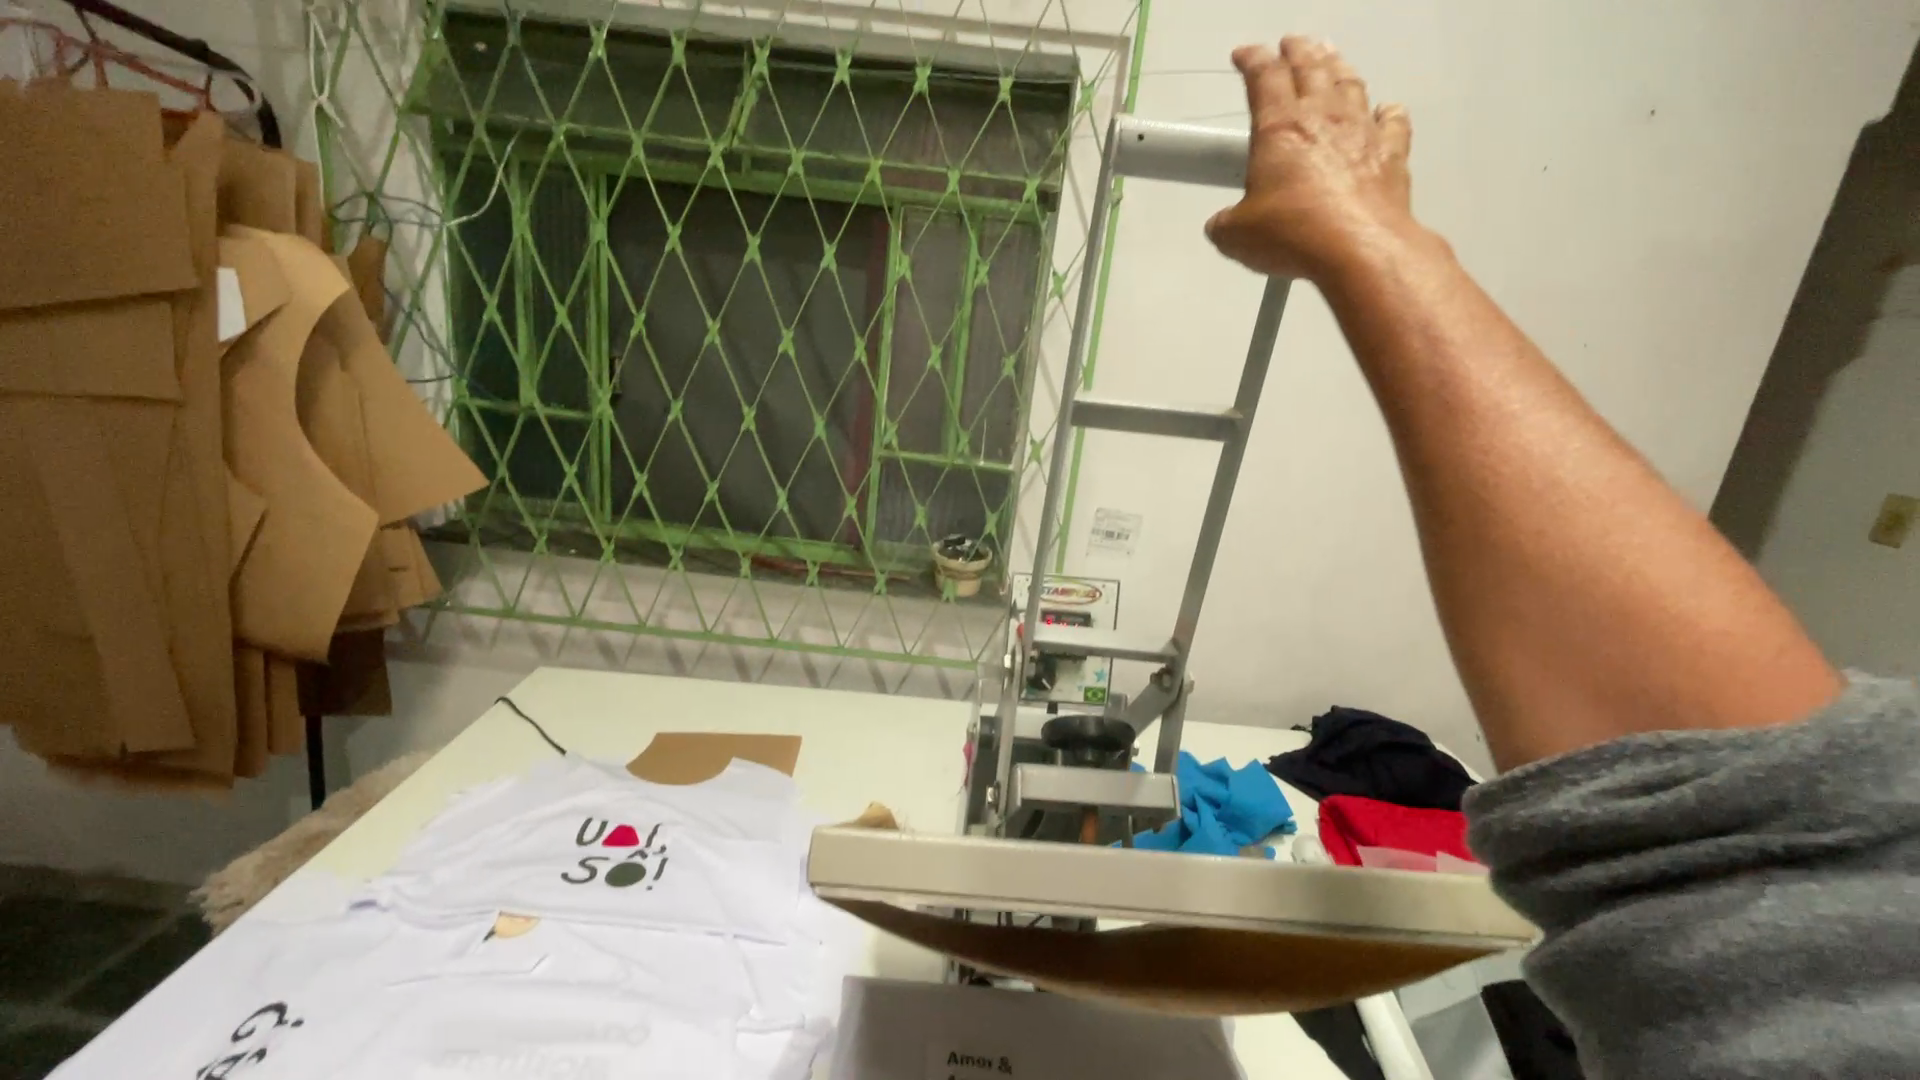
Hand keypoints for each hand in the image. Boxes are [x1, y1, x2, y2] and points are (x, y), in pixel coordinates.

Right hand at [1205, 38, 1418, 284]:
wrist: (1358, 248)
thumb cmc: (1293, 233)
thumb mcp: (1236, 235)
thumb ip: (1226, 222)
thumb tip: (1223, 224)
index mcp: (1279, 129)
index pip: (1263, 77)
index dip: (1252, 60)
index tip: (1244, 54)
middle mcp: (1322, 118)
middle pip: (1311, 67)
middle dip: (1297, 50)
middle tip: (1291, 43)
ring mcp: (1361, 132)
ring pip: (1350, 83)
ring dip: (1338, 66)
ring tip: (1330, 58)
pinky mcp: (1392, 154)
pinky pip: (1393, 121)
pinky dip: (1387, 112)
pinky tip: (1384, 110)